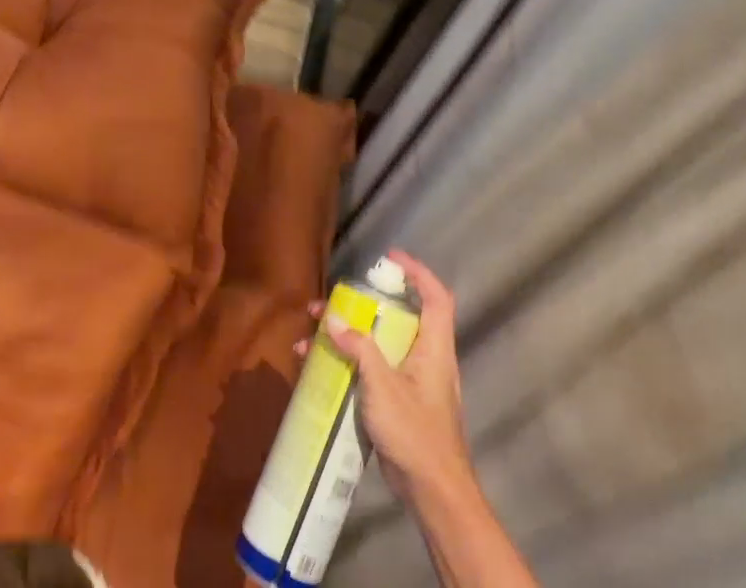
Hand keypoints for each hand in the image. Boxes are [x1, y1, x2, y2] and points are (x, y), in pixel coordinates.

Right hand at [293, 250, 473, 506]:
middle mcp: (426, 360)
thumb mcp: (383, 388)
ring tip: (309, 336)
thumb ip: (360, 350)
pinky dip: (344, 361)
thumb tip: (333, 320)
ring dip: (344, 335)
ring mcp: (411, 381)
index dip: (418, 274)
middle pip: (398, 319)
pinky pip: (369, 367)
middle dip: (361, 306)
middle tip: (327, 302)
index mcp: (434, 352)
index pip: (436, 301)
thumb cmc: (415, 433)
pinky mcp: (396, 399)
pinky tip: (316, 367)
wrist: (432, 488)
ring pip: (378, 344)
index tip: (390, 258)